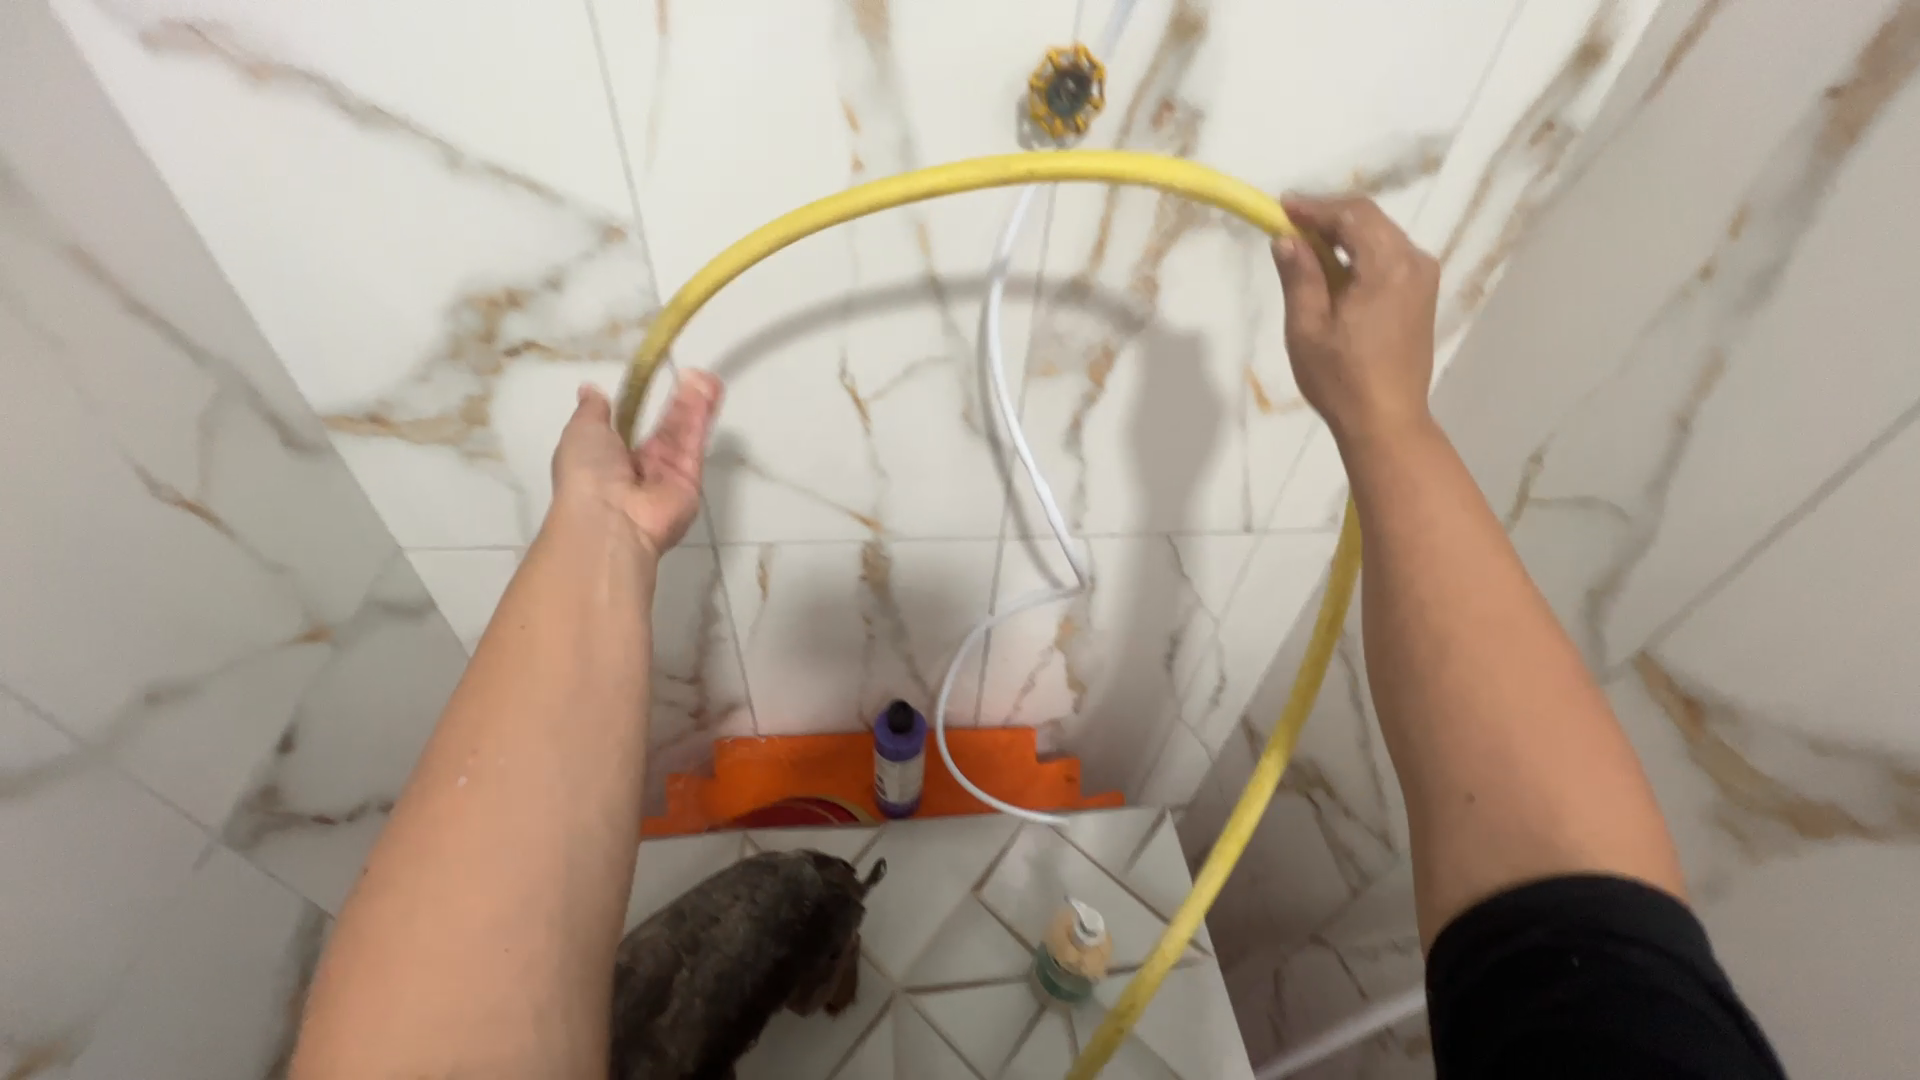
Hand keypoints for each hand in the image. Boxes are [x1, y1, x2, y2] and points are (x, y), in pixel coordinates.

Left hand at [550, 371, 722, 556]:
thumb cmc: (586, 473)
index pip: (629, 429)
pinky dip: (702, 417)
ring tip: (707, 376)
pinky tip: (709, 391)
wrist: (610, 518)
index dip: (641, 406)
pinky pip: (695, 443)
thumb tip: (591, 390)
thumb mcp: (579, 432)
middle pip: (664, 429)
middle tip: (691, 374)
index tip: (651, 382)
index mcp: (608, 458)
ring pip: (683, 432)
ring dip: (695, 404)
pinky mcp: (691, 478)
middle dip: (677, 402)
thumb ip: (592, 410)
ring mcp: (668, 474)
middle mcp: (640, 467)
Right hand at [1271, 195, 1438, 442]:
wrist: (1385, 419)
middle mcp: (1414, 262)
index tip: (1282, 207)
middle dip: (1328, 218)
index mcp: (1388, 266)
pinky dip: (1358, 256)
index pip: (1352, 215)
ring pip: (1380, 239)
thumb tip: (1287, 240)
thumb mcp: (1307, 327)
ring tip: (1305, 249)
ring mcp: (1422, 279)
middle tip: (1289, 226)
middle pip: (1370, 221)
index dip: (1315, 206)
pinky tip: (1333, 273)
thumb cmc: (1340, 377)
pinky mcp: (1420, 296)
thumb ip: (1300, 276)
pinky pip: (1387, 260)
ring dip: (1343, 238)